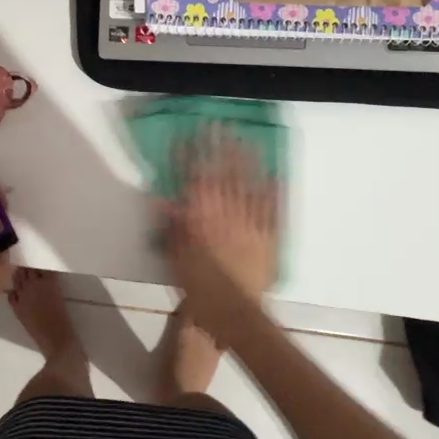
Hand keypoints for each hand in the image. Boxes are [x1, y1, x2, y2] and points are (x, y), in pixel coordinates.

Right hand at [166, 128, 280, 344]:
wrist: (234, 315)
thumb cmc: (199, 288)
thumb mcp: (176, 257)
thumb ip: (173, 226)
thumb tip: (163, 198)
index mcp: (201, 220)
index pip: (195, 179)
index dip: (192, 154)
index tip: (190, 132)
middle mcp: (227, 216)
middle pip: (223, 175)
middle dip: (219, 147)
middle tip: (219, 123)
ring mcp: (251, 225)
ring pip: (249, 186)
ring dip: (246, 160)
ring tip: (244, 137)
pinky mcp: (271, 237)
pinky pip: (273, 209)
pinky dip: (274, 189)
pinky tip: (274, 171)